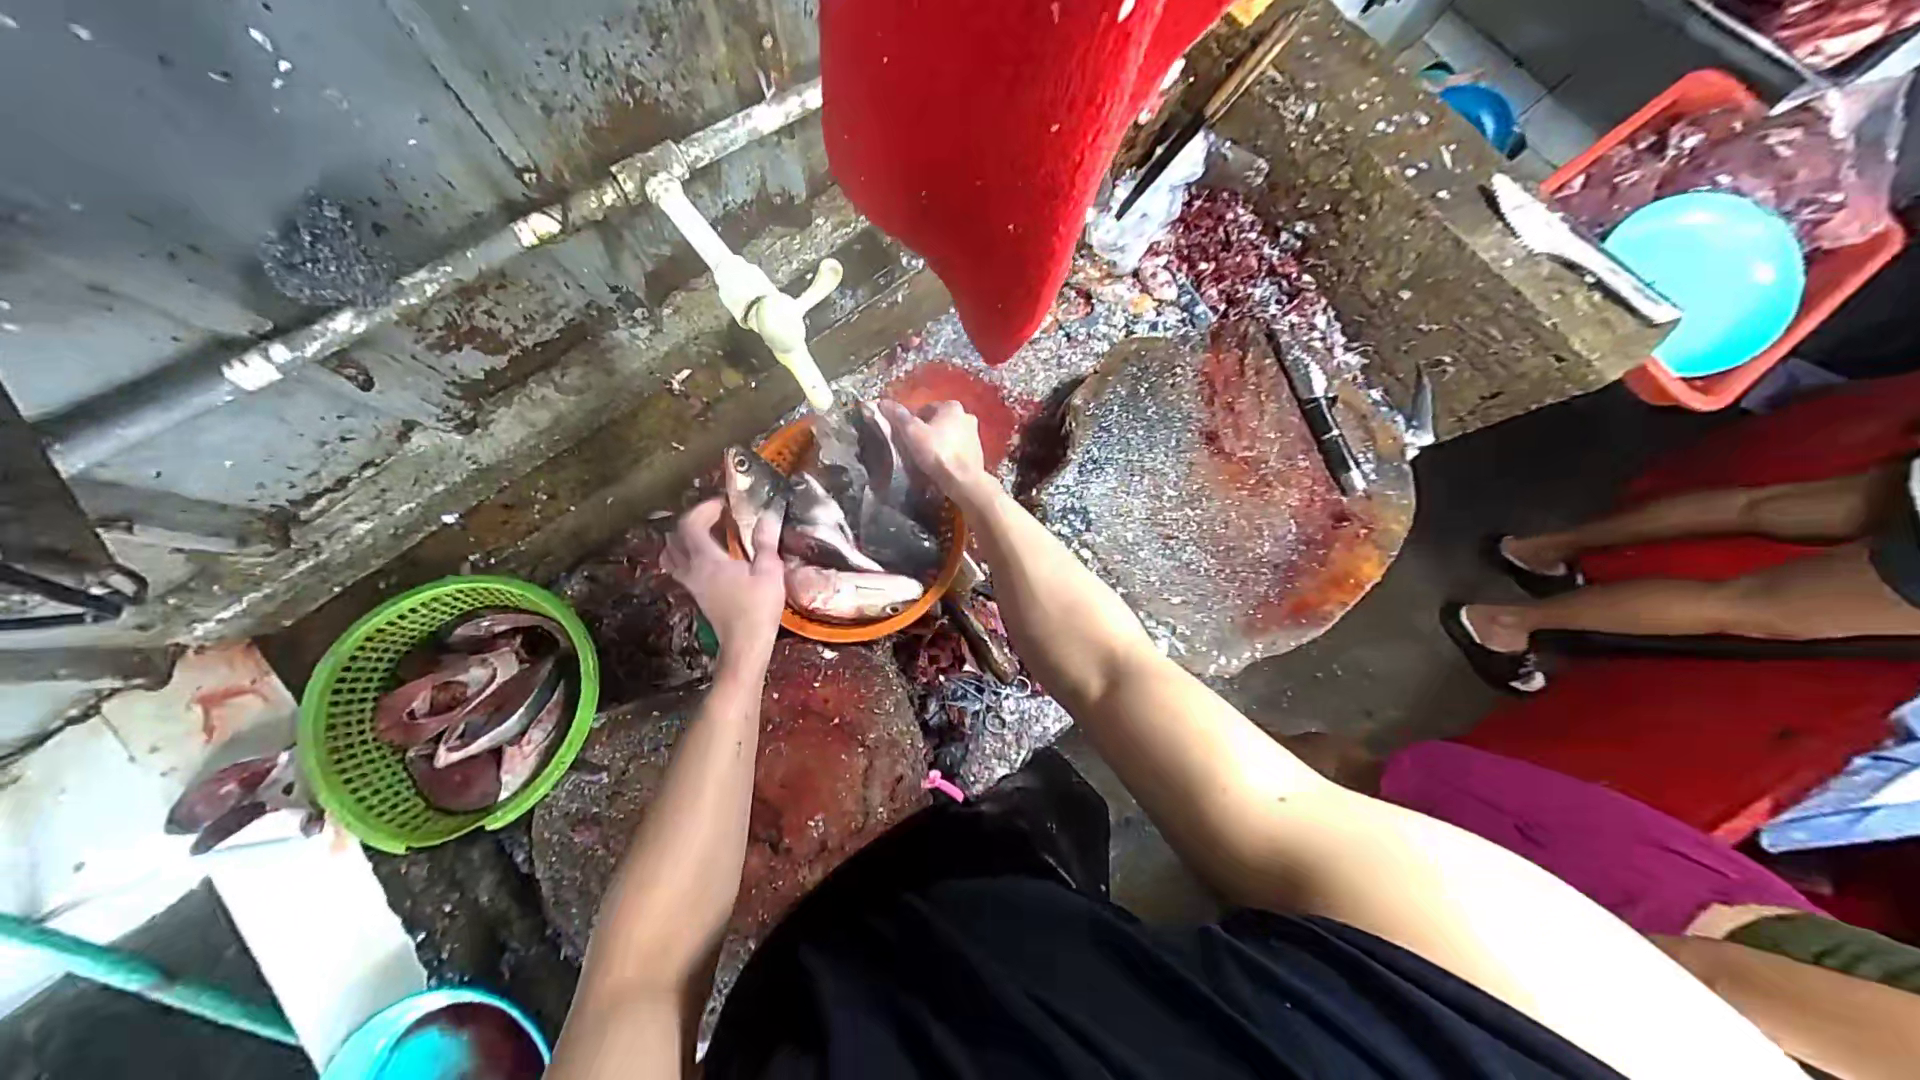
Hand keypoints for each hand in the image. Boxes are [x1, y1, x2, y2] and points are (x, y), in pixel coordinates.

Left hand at [662, 498, 784, 654]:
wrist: (746, 644)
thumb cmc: (758, 607)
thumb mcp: (769, 571)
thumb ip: (765, 542)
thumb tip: (769, 516)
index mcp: (706, 560)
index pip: (690, 525)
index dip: (703, 509)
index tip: (723, 504)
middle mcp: (692, 570)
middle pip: (674, 539)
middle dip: (691, 522)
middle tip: (713, 517)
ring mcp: (692, 585)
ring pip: (672, 556)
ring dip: (683, 541)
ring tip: (707, 536)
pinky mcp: (698, 596)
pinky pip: (681, 569)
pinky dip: (689, 557)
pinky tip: (712, 560)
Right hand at [880, 400, 992, 501]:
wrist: (963, 480)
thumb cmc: (937, 452)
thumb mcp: (912, 432)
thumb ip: (899, 416)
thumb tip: (883, 403)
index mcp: (952, 406)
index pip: (926, 408)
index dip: (914, 420)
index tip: (907, 434)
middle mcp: (966, 415)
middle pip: (939, 421)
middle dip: (928, 430)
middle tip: (915, 446)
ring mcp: (975, 434)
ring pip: (950, 435)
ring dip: (940, 442)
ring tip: (927, 457)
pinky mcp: (978, 452)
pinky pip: (958, 448)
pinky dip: (949, 453)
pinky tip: (941, 464)